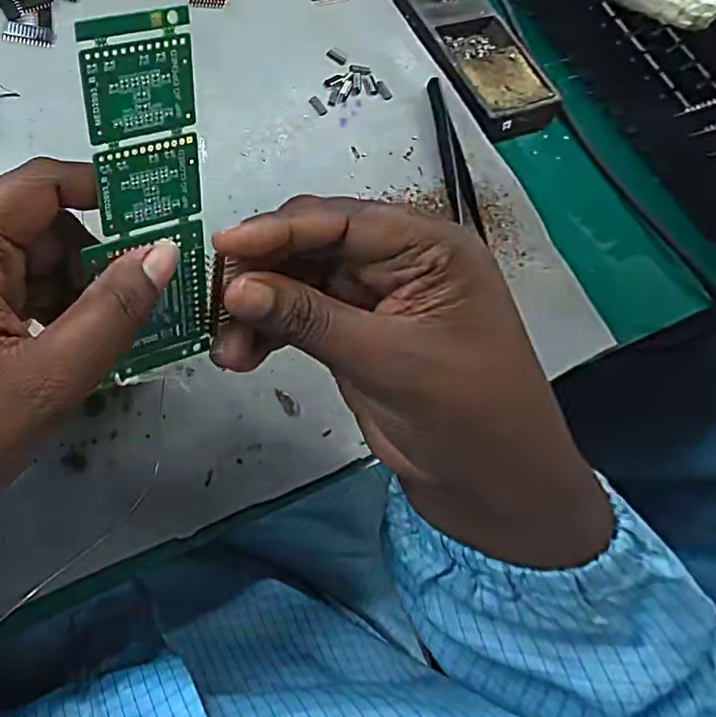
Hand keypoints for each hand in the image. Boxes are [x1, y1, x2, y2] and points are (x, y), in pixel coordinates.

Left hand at [0, 159, 177, 643]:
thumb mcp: (47, 379)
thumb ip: (112, 312)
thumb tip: (162, 252)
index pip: (40, 184)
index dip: (102, 189)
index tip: (159, 214)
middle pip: (40, 223)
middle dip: (96, 254)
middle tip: (151, 290)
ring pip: (33, 259)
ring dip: (78, 287)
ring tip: (121, 327)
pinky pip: (16, 288)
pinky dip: (53, 308)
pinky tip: (80, 343)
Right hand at [211, 196, 611, 568]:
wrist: (498, 495)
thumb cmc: (468, 419)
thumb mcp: (385, 361)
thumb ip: (307, 318)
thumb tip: (235, 288)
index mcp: (428, 248)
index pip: (342, 221)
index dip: (277, 230)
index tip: (223, 246)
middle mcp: (397, 259)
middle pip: (310, 244)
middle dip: (260, 272)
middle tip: (217, 302)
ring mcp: (371, 293)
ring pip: (295, 280)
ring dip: (256, 308)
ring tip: (226, 348)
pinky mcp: (352, 326)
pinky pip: (297, 313)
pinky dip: (267, 331)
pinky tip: (241, 356)